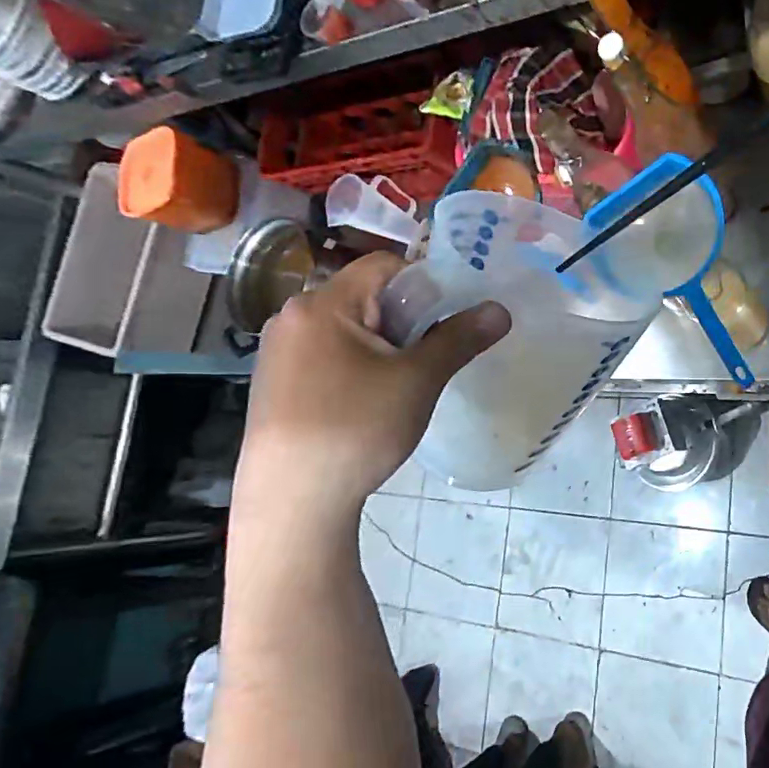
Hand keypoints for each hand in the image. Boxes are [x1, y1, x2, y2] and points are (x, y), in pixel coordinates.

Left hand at [236, 253, 509, 517]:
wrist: (291, 501)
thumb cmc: (355, 429)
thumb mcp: (416, 382)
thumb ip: (457, 340)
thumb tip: (499, 310)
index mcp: (321, 303)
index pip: (383, 266)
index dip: (422, 286)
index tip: (440, 327)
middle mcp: (290, 317)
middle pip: (360, 298)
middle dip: (398, 324)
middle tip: (418, 366)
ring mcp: (274, 352)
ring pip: (341, 331)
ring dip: (373, 350)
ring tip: (390, 393)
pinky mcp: (269, 385)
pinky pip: (319, 358)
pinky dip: (346, 370)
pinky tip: (355, 411)